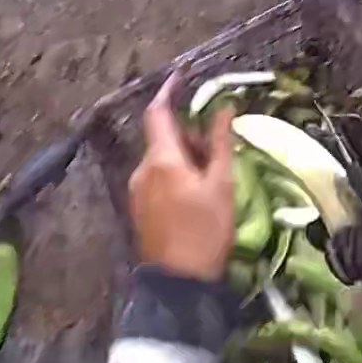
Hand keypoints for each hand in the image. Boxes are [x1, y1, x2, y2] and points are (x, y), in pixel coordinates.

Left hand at [129, 74, 236, 281]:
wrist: (179, 286)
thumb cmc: (205, 230)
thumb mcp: (221, 183)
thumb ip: (220, 142)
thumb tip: (224, 107)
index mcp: (161, 159)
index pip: (158, 113)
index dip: (169, 91)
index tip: (182, 76)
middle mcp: (142, 169)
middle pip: (164, 137)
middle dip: (190, 134)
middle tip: (218, 148)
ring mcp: (138, 190)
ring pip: (162, 157)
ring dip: (186, 155)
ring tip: (213, 176)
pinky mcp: (139, 207)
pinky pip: (158, 176)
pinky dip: (177, 172)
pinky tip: (197, 192)